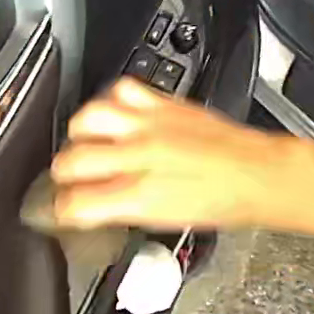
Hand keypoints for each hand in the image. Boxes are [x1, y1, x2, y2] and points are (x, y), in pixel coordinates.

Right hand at [43, 79, 313, 231]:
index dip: (58, 209)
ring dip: (79, 132)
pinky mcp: (164, 104)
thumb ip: (121, 209)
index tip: (57, 209)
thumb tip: (93, 205)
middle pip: (72, 160)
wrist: (256, 173)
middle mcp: (140, 158)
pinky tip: (116, 114)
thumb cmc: (220, 202)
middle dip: (60, 174)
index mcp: (139, 197)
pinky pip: (122, 90)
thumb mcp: (164, 222)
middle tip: (67, 179)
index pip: (75, 203)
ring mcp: (150, 126)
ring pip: (88, 118)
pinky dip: (112, 101)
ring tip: (85, 141)